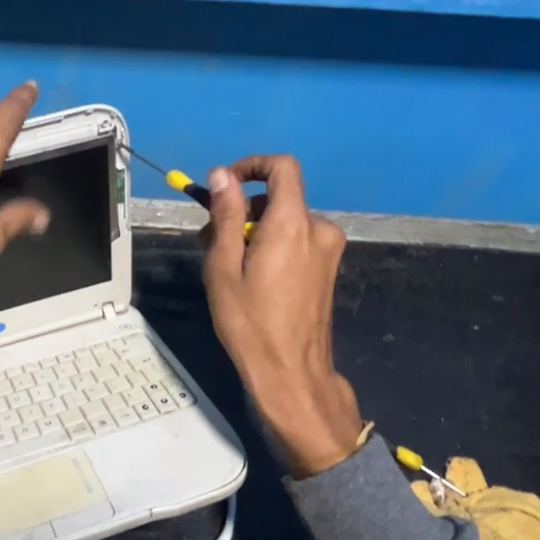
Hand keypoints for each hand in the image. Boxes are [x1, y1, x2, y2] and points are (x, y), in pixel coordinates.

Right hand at [200, 155, 363, 476]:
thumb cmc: (250, 321)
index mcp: (292, 223)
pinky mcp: (328, 267)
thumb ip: (227, 215)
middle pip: (278, 198)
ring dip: (254, 231)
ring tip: (227, 265)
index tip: (225, 185)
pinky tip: (251, 277)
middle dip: (242, 210)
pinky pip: (296, 240)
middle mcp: (318, 229)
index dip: (252, 166)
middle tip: (211, 241)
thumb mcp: (224, 265)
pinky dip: (271, 245)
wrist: (291, 372)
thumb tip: (222, 175)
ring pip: (285, 220)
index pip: (283, 167)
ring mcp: (328, 250)